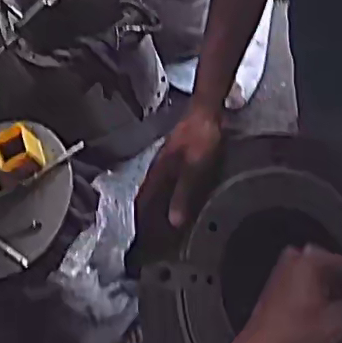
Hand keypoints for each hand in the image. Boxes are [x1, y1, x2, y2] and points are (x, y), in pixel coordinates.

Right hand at [137, 107, 222, 229]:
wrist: (207, 110)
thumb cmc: (200, 139)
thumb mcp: (194, 169)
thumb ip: (183, 193)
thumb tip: (172, 222)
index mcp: (161, 168)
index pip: (145, 194)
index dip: (139, 212)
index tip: (134, 232)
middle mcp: (161, 163)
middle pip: (150, 189)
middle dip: (146, 207)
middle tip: (144, 228)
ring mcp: (169, 156)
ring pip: (159, 182)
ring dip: (157, 197)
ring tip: (157, 214)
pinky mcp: (180, 152)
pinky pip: (170, 176)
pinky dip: (169, 188)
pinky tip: (174, 192)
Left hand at [236, 246, 341, 342]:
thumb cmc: (300, 336)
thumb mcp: (339, 323)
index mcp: (311, 258)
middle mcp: (297, 256)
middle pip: (334, 268)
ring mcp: (285, 270)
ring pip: (321, 278)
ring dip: (338, 292)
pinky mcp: (278, 287)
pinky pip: (310, 286)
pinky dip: (323, 296)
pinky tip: (334, 313)